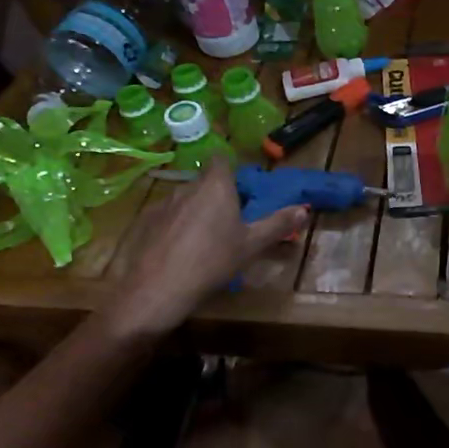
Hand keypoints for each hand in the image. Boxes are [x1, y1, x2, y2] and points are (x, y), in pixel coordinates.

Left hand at [105, 162, 306, 335]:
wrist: (159, 286)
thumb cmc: (212, 261)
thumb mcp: (251, 246)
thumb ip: (277, 225)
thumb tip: (304, 209)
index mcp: (216, 186)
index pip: (221, 160)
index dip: (229, 171)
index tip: (238, 190)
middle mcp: (187, 186)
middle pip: (203, 182)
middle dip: (213, 195)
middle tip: (226, 221)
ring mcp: (162, 203)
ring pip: (183, 200)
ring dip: (192, 212)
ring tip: (201, 240)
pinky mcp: (144, 221)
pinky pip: (164, 217)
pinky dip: (172, 227)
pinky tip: (176, 251)